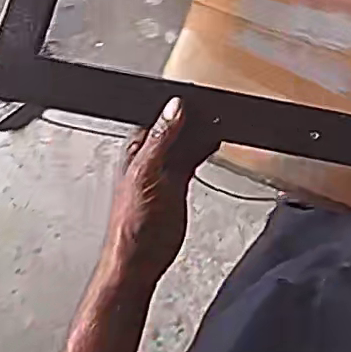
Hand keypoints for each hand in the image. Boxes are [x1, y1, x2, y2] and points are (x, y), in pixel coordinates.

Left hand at [105, 97, 216, 278]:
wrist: (140, 258)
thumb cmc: (130, 222)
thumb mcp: (146, 172)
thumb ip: (161, 139)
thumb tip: (174, 107)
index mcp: (137, 148)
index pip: (160, 116)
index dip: (177, 104)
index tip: (197, 93)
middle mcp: (151, 155)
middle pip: (177, 126)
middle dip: (193, 115)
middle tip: (214, 103)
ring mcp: (167, 169)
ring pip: (188, 139)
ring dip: (202, 130)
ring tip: (219, 116)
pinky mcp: (179, 182)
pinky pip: (195, 157)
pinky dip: (206, 148)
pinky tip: (215, 140)